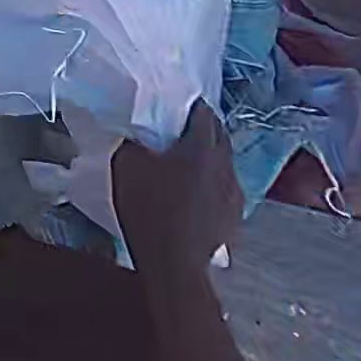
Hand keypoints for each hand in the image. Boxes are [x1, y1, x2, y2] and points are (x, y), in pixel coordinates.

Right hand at [112, 102, 241, 277]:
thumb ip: (134, 142)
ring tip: (191, 153)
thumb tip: (138, 132)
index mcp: (199, 149)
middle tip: (185, 122)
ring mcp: (234, 193)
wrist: (173, 260)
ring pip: (226, 161)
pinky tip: (197, 186)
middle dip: (206, 125)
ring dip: (211, 152)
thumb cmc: (147, 206)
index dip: (193, 105)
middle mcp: (224, 166)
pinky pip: (226, 185)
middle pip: (221, 136)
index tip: (180, 101)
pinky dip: (213, 177)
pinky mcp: (234, 215)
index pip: (203, 116)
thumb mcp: (126, 165)